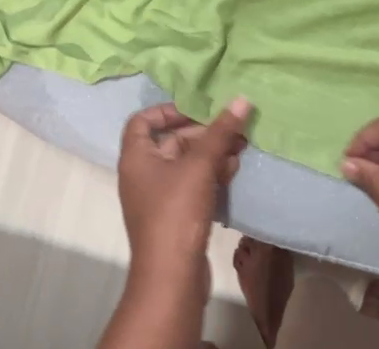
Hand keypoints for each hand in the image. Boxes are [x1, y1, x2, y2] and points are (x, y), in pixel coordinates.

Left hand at [118, 98, 250, 276]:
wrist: (171, 277)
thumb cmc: (176, 212)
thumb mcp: (200, 166)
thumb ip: (220, 132)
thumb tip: (242, 99)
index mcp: (136, 158)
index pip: (143, 121)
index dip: (168, 111)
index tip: (197, 110)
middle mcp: (142, 175)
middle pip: (171, 141)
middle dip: (204, 134)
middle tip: (234, 129)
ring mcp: (158, 198)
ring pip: (186, 164)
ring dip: (212, 154)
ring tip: (240, 150)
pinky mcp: (174, 217)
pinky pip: (192, 185)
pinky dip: (210, 176)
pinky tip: (233, 173)